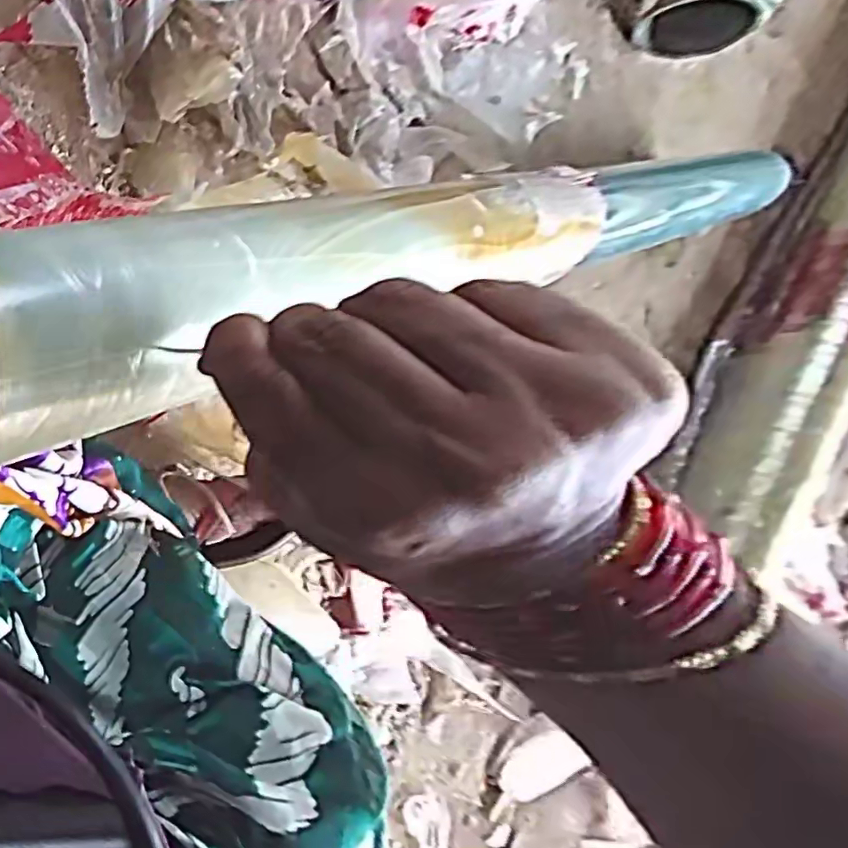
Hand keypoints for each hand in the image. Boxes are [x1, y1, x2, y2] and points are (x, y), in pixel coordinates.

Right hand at [199, 279, 686, 603]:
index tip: (233, 336)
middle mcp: (459, 464)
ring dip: (369, 317)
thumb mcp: (313, 511)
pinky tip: (457, 354)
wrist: (547, 556)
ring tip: (383, 349)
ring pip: (399, 301)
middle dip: (298, 331)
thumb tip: (235, 345)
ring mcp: (547, 413)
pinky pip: (481, 290)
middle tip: (303, 344)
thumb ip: (264, 433)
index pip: (273, 395)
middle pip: (326, 337)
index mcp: (375, 509)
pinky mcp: (613, 373)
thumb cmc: (406, 527)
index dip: (236, 351)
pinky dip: (450, 313)